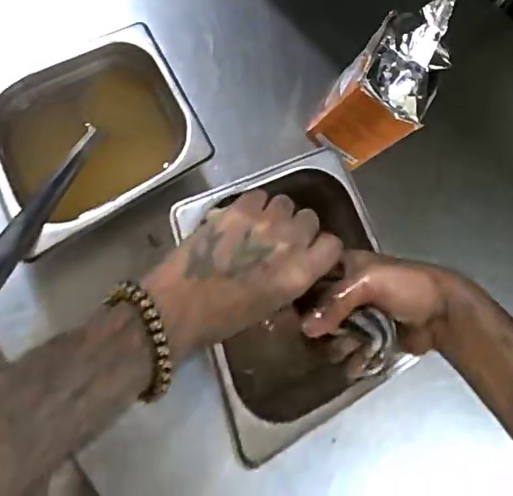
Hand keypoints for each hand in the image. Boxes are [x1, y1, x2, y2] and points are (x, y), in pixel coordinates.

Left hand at [143, 190, 342, 359]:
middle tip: (280, 239)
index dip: (321, 246)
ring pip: (285, 202)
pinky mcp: (237, 208)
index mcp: (299, 275)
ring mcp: (262, 222)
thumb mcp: (270, 306)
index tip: (310, 250)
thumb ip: (290, 279)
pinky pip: (258, 195)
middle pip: (309, 218)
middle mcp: (288, 243)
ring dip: (276, 213)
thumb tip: (295, 262)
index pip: (332, 244)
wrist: (181, 303)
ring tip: (260, 226)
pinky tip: (241, 218)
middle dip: (298, 227)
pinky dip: (254, 204)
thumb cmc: (224, 317)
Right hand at [300, 251, 466, 372]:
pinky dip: (354, 359)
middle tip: (330, 334)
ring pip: (333, 335)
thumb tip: (306, 328)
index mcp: (342, 266)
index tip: (290, 311)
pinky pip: (351, 352)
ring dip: (339, 346)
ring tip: (352, 347)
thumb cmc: (405, 285)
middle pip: (318, 311)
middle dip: (322, 327)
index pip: (310, 276)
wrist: (443, 312)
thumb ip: (336, 301)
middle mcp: (345, 290)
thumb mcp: (368, 283)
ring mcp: (357, 316)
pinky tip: (360, 361)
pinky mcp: (369, 339)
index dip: (300, 293)